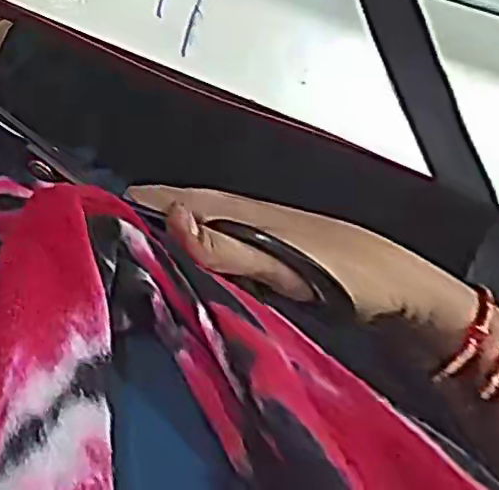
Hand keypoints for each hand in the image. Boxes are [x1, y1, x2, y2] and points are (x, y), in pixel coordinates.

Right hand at [126, 186, 478, 346]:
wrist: (403, 292)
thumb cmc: (346, 271)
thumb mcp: (283, 261)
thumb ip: (223, 246)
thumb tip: (170, 219)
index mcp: (212, 203)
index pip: (142, 201)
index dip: (115, 217)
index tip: (95, 245)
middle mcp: (210, 215)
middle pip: (150, 223)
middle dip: (129, 243)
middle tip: (112, 278)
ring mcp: (222, 238)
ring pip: (170, 244)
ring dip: (153, 263)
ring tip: (135, 292)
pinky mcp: (235, 262)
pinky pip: (192, 264)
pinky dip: (179, 276)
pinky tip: (177, 298)